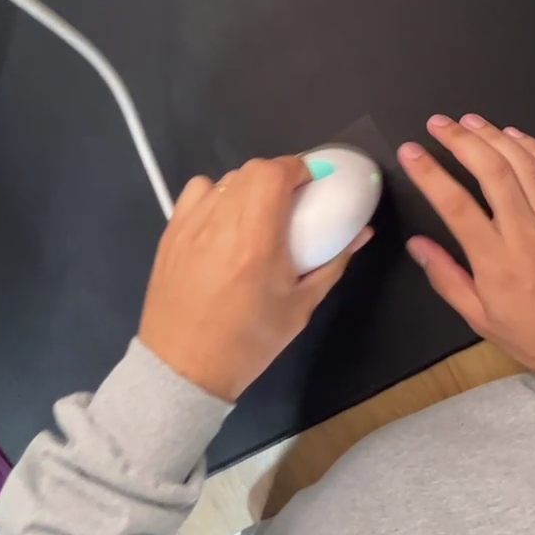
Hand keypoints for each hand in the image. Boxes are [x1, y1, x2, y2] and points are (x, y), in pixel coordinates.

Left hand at [139, 156, 371, 400]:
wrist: (183, 368)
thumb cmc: (249, 340)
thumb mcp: (301, 307)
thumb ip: (333, 262)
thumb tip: (363, 233)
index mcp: (257, 239)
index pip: (275, 173)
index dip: (299, 167)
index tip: (313, 182)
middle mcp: (222, 222)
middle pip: (253, 169)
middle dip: (278, 173)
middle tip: (293, 198)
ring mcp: (192, 223)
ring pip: (227, 178)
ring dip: (250, 184)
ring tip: (259, 211)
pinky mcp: (172, 230)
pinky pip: (198, 191)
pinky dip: (217, 193)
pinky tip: (224, 217)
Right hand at [402, 115, 534, 380]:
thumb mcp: (480, 318)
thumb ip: (446, 277)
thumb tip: (416, 244)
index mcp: (496, 261)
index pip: (455, 205)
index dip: (429, 173)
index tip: (410, 151)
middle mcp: (525, 233)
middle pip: (491, 172)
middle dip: (461, 140)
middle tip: (439, 123)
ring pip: (524, 165)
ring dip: (494, 136)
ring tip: (470, 120)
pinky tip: (516, 136)